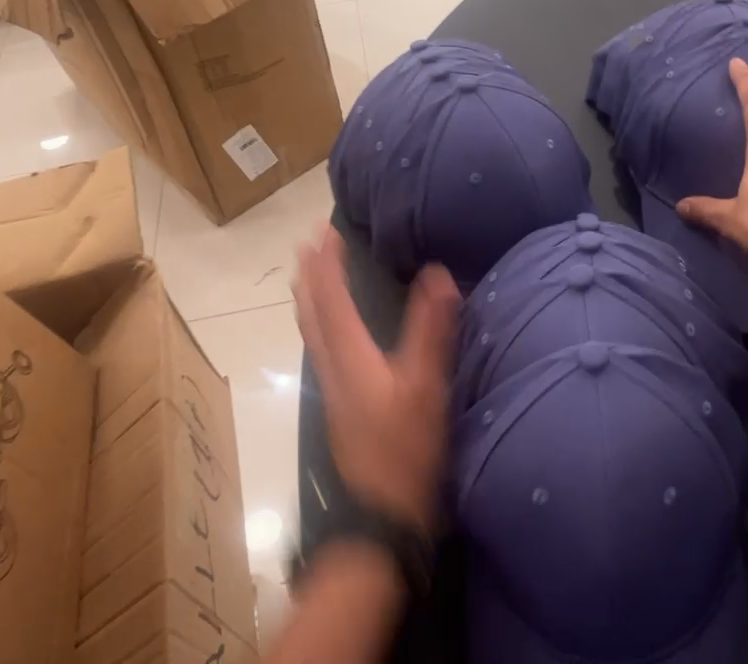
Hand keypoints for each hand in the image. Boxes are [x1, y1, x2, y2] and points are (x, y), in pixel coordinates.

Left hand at [295, 226, 458, 534]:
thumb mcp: (426, 388)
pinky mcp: (340, 405)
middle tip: (310, 244)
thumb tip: (437, 273)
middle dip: (309, 275)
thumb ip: (432, 331)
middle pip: (311, 313)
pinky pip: (320, 347)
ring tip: (310, 274)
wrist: (380, 517)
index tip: (325, 230)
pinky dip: (319, 322)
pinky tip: (331, 330)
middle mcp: (333, 367)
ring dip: (310, 297)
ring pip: (311, 332)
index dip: (327, 263)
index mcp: (350, 357)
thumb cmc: (406, 451)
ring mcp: (333, 389)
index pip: (331, 299)